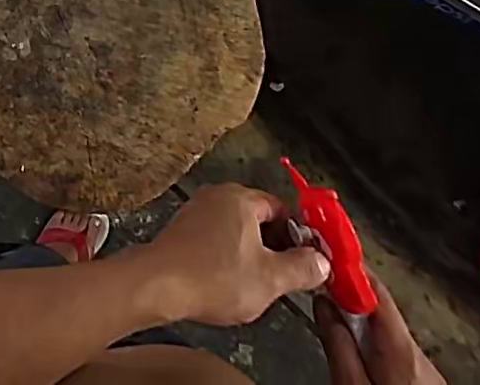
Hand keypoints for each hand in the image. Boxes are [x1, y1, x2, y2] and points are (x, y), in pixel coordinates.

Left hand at [135, 183, 330, 326]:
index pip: (281, 208)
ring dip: (250, 250)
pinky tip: (226, 278)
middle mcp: (220, 195)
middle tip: (283, 274)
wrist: (159, 283)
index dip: (297, 234)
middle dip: (274, 244)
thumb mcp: (269, 279)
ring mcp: (199, 209)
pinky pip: (216, 234)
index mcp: (242, 198)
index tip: (306, 256)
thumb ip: (300, 268)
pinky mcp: (184, 226)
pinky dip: (226, 252)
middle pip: (259, 215)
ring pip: (237, 226)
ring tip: (254, 280)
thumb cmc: (211, 276)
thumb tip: (320, 262)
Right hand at [314, 277, 445, 384]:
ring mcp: (429, 370)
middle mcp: (421, 354)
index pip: (377, 291)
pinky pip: (398, 352)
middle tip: (323, 294)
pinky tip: (362, 358)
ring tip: (338, 331)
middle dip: (352, 302)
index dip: (350, 269)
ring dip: (362, 327)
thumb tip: (323, 302)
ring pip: (389, 332)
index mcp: (403, 350)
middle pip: (382, 311)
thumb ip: (337, 345)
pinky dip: (376, 347)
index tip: (327, 256)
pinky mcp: (428, 382)